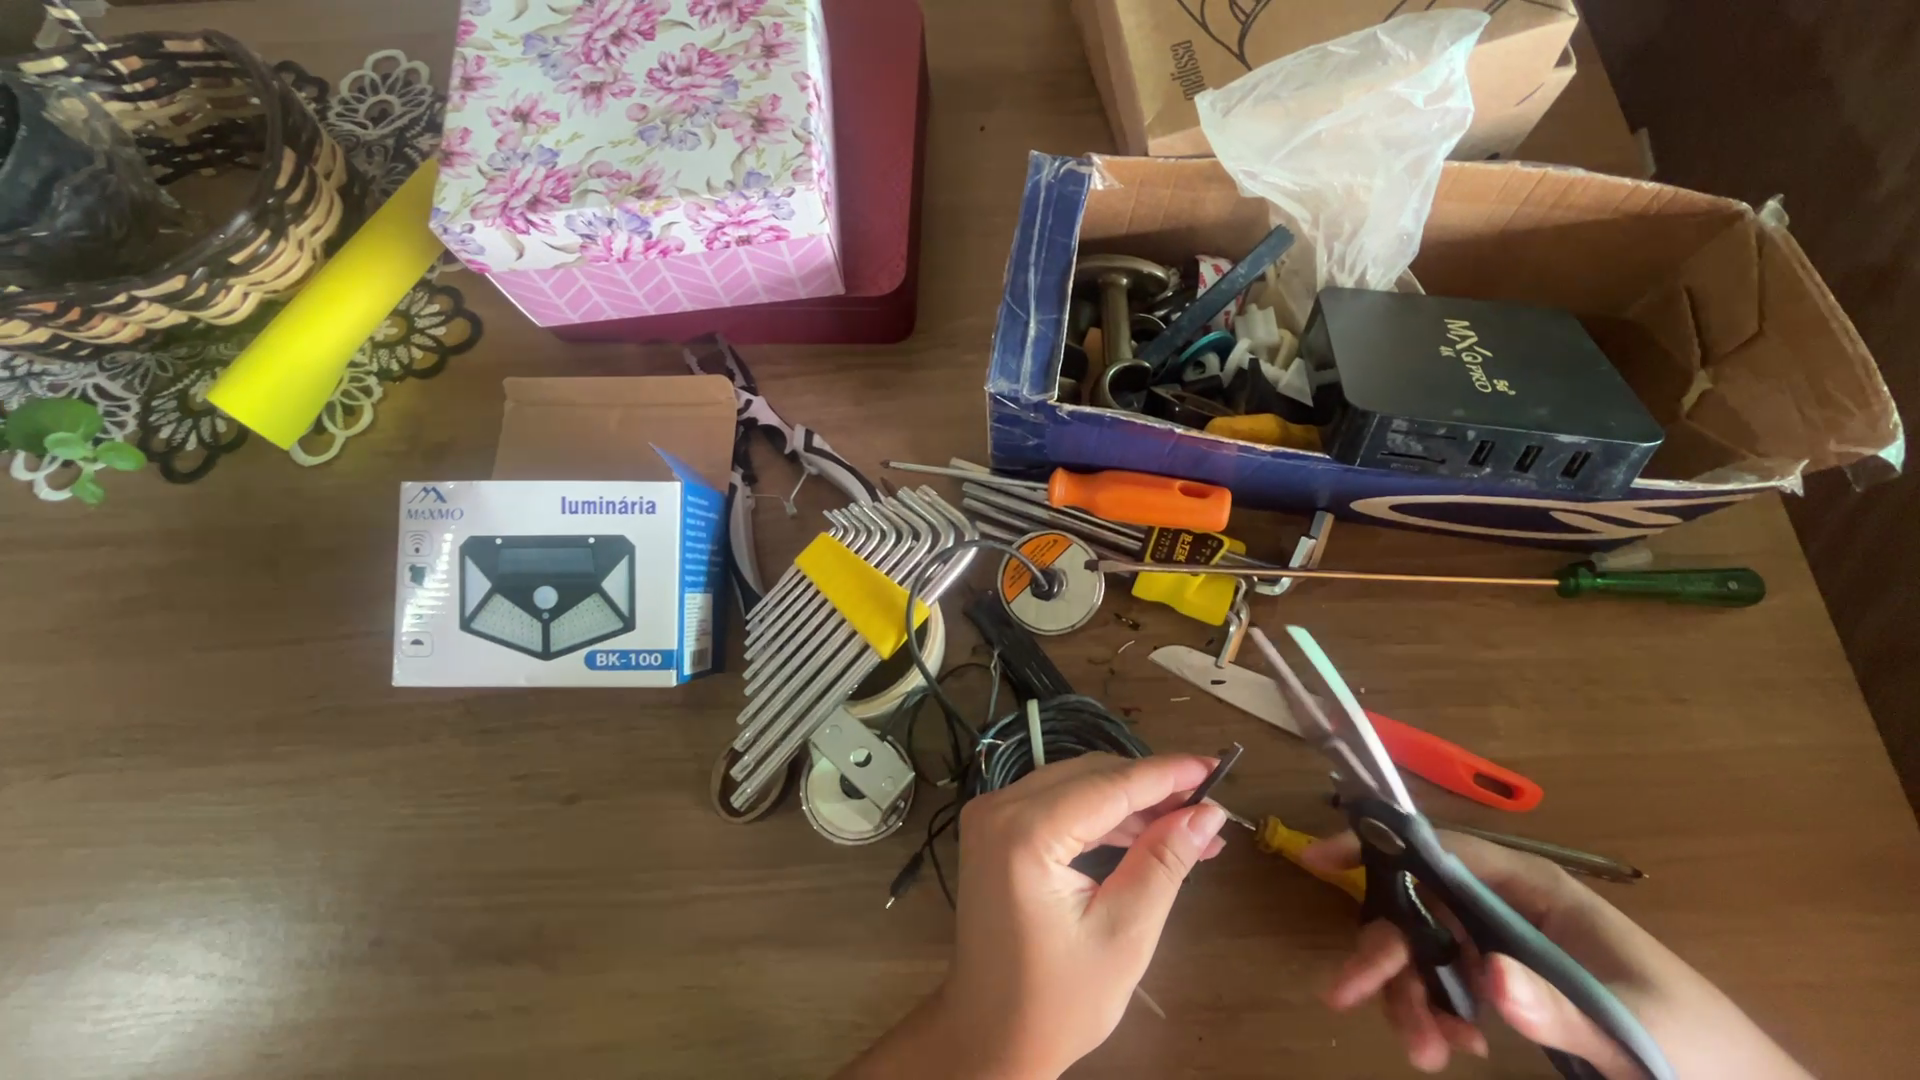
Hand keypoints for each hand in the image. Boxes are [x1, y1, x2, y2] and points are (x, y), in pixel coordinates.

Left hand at [938, 752, 1229, 1077]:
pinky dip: (1101, 817)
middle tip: (1208, 808)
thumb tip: (1208, 813)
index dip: (1167, 773)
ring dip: (1131, 804)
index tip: (1216, 765)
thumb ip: (1164, 862)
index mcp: (1024, 833)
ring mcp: (991, 816)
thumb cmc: (1058, 999)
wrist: (990, 1034)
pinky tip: (1145, 835)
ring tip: (1189, 828)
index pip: (1109, 786)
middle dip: (1152, 789)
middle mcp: (999, 809)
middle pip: (1091, 778)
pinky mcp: (995, 830)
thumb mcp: (1124, 933)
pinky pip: (1058, 805)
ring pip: (1076, 787)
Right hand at [1304, 831, 1811, 1078]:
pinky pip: (1450, 984)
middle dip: (1385, 954)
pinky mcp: (1512, 984)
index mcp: (1537, 891)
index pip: (1441, 851)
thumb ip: (1558, 1009)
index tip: (1320, 859)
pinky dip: (1437, 1013)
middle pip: (1421, 909)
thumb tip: (1485, 977)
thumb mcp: (1632, 1034)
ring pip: (1428, 950)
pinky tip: (1455, 1047)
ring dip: (1410, 995)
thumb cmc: (1700, 1051)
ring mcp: (1509, 945)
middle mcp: (1512, 908)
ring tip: (1425, 1053)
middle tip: (1344, 995)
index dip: (1378, 848)